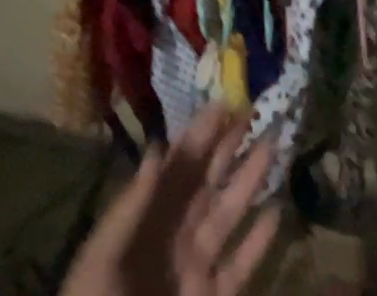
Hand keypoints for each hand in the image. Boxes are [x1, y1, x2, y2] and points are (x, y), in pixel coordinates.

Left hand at [61, 107, 281, 295]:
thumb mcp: (99, 265)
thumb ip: (131, 208)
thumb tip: (157, 149)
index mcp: (139, 228)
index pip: (173, 171)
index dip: (197, 137)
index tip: (224, 104)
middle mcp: (170, 241)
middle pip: (204, 187)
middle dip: (228, 149)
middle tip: (257, 111)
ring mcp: (194, 273)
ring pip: (227, 218)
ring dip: (249, 182)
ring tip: (273, 146)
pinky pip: (241, 267)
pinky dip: (259, 241)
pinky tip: (278, 212)